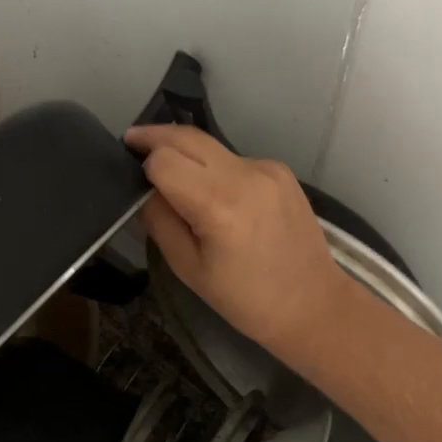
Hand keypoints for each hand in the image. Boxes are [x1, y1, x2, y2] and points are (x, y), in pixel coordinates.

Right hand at [125, 124, 350, 352]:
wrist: (313, 305)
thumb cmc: (247, 299)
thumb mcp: (189, 269)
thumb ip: (160, 221)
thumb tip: (145, 189)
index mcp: (219, 205)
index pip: (165, 160)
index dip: (144, 164)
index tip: (128, 167)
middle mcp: (245, 175)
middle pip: (187, 136)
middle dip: (156, 136)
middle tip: (131, 141)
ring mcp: (266, 167)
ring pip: (210, 146)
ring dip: (187, 153)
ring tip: (169, 173)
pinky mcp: (280, 169)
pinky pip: (234, 159)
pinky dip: (216, 168)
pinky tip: (216, 195)